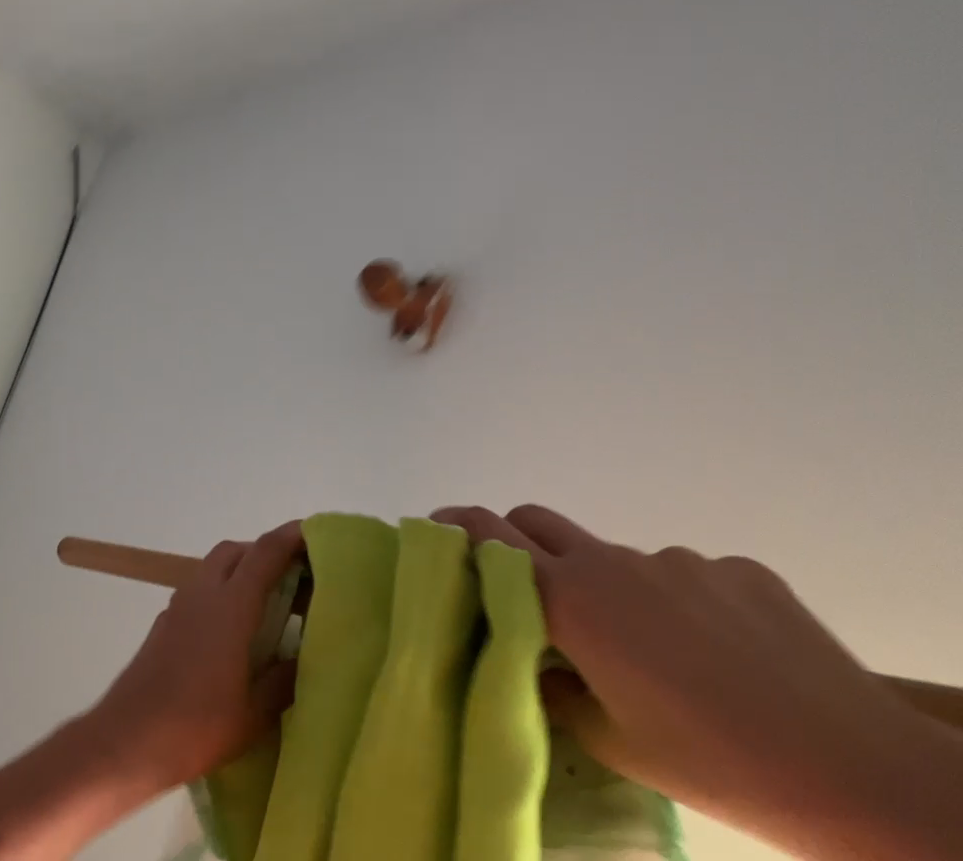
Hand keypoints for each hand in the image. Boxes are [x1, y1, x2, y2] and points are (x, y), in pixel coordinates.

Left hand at [84, 522, 304, 791]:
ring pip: (213, 570)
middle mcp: (200, 595)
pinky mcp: (165, 625)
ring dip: (242, 574)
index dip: (290, 538)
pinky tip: (238, 633)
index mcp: (228, 608)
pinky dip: (222, 594)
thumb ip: (283, 679)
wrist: (127, 738)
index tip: (316, 533)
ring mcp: (177, 608)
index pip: (263, 554)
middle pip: (234, 553)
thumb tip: (303, 656)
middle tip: (299, 579)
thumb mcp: (255, 714)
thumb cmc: (196, 727)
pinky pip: (199, 593)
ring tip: (274, 608)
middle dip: (266, 554)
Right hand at [433, 505, 959, 858]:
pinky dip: (675, 603)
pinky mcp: (741, 571)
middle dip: (515, 541)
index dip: (452, 525)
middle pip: (537, 520)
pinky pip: (684, 575)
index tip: (432, 531)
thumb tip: (532, 658)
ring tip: (646, 652)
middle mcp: (615, 563)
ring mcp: (682, 561)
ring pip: (615, 558)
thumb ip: (550, 684)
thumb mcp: (605, 738)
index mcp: (570, 599)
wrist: (861, 774)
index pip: (487, 535)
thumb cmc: (712, 762)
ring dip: (606, 586)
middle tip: (523, 591)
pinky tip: (713, 655)